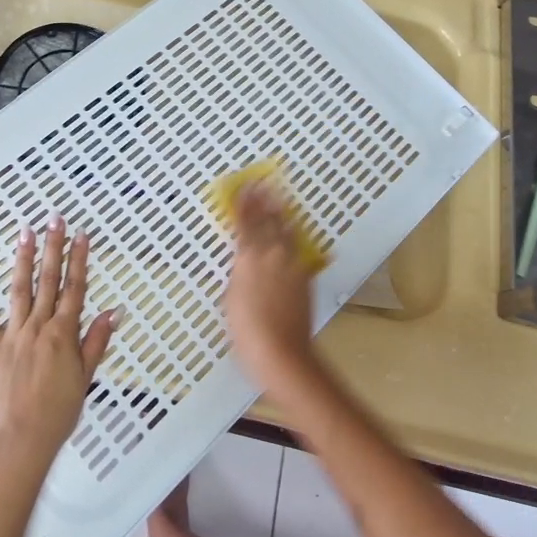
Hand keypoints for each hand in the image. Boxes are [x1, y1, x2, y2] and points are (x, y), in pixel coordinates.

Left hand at [0, 219, 115, 462]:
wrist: (24, 438)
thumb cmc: (60, 410)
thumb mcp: (86, 376)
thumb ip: (97, 341)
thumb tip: (115, 310)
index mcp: (64, 333)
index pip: (75, 288)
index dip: (79, 259)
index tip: (82, 234)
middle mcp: (39, 326)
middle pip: (48, 280)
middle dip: (53, 247)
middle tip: (54, 218)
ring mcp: (13, 333)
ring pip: (20, 289)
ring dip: (23, 258)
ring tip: (25, 231)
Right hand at [223, 182, 318, 390]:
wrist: (281, 353)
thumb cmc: (247, 329)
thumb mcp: (231, 296)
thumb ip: (239, 271)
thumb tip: (243, 260)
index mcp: (248, 257)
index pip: (246, 222)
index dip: (245, 203)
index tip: (245, 187)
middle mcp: (272, 254)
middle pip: (269, 221)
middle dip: (266, 202)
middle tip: (265, 184)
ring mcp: (292, 265)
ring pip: (287, 231)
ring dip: (282, 214)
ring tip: (281, 199)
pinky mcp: (305, 278)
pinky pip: (298, 248)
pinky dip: (293, 236)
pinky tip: (293, 233)